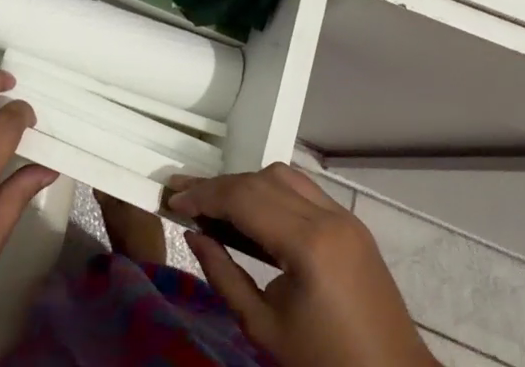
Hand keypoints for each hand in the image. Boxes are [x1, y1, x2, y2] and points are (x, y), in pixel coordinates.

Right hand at [170, 164, 438, 366]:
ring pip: (284, 176)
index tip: (171, 201)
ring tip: (215, 203)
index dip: (202, 195)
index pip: (243, 198)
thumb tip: (193, 234)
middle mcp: (330, 219)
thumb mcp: (262, 326)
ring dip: (245, 183)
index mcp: (308, 245)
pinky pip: (304, 190)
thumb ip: (223, 274)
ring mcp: (346, 219)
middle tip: (183, 195)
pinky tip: (252, 210)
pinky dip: (272, 191)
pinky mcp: (353, 226)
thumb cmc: (325, 361)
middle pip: (260, 180)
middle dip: (217, 186)